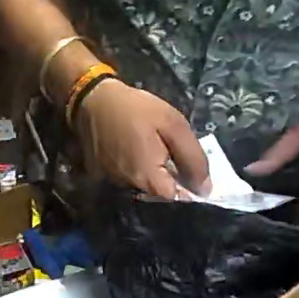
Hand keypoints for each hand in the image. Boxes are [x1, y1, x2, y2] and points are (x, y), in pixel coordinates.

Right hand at [73, 81, 210, 198]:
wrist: (93, 99)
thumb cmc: (136, 109)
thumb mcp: (174, 125)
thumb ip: (193, 158)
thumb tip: (205, 188)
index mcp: (147, 176)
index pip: (176, 199)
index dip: (187, 187)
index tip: (190, 170)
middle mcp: (127, 185)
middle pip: (158, 193)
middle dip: (169, 179)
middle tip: (169, 152)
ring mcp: (111, 180)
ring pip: (141, 185)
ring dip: (150, 173)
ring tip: (150, 148)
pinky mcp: (101, 172)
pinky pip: (125, 177)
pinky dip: (133, 167)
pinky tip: (133, 148)